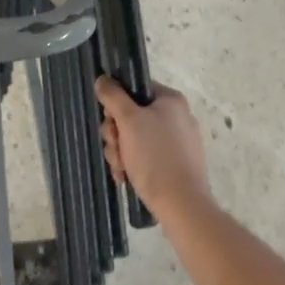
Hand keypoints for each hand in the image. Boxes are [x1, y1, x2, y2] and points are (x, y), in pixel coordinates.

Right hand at [94, 78, 213, 218]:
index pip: (135, 89)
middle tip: (114, 147)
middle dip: (116, 134)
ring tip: (121, 168)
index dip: (117, 104)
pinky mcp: (177, 165)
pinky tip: (126, 177)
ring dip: (121, 151)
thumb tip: (103, 79)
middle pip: (132, 115)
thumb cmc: (155, 157)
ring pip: (136, 138)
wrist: (182, 205)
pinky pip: (148, 156)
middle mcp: (178, 117)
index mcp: (171, 101)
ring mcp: (179, 143)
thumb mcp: (128, 121)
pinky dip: (133, 164)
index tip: (111, 121)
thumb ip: (113, 96)